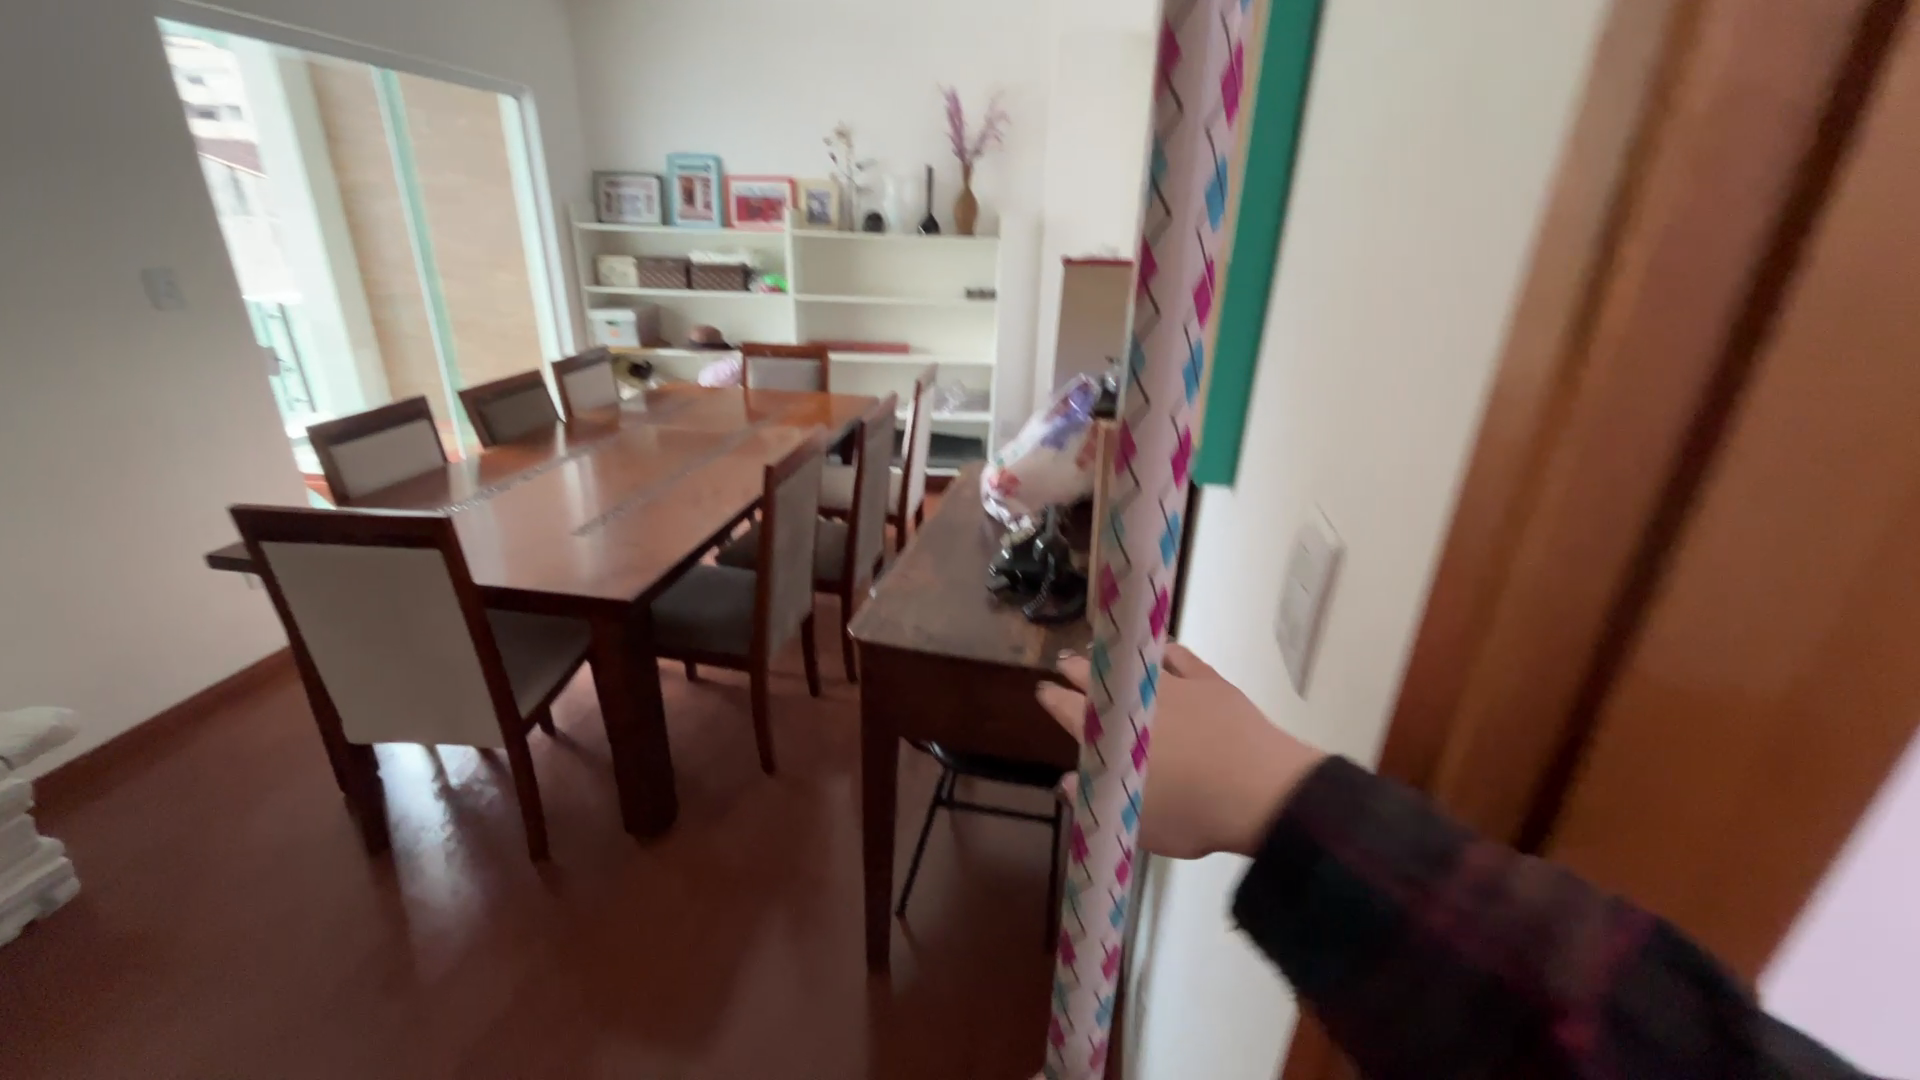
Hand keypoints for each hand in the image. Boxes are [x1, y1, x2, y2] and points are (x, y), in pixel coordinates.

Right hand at [1037, 644, 1324, 858]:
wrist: (1259, 792)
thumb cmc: (1192, 814)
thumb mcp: (1136, 824)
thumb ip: (1095, 801)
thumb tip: (1065, 784)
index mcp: (1111, 738)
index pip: (1069, 712)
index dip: (1053, 700)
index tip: (1043, 691)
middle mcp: (1133, 704)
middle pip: (1095, 681)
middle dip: (1075, 671)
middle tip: (1062, 664)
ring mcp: (1171, 686)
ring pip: (1130, 665)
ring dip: (1112, 658)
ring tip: (1099, 652)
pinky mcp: (1207, 680)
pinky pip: (1179, 657)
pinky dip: (1163, 652)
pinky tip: (1159, 650)